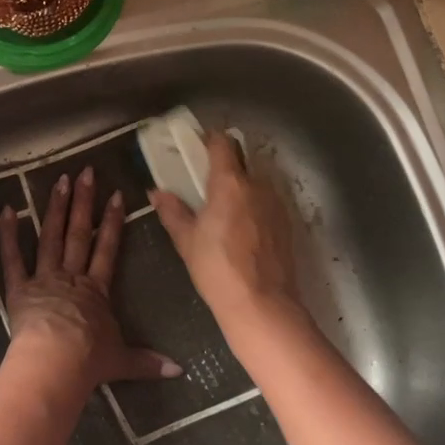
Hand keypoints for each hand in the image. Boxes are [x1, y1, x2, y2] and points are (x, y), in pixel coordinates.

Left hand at [0, 167, 182, 387]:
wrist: (55, 364)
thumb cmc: (89, 362)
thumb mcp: (123, 361)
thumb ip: (148, 362)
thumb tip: (180, 371)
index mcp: (97, 290)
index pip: (107, 249)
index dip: (113, 222)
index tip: (117, 195)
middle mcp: (71, 276)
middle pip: (79, 234)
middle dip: (84, 202)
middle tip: (86, 172)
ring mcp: (44, 279)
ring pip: (50, 237)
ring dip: (55, 209)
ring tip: (59, 181)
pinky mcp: (18, 289)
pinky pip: (11, 259)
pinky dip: (8, 234)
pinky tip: (7, 209)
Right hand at [150, 132, 312, 343]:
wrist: (261, 304)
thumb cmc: (217, 268)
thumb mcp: (186, 241)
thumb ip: (172, 211)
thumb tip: (156, 192)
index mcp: (229, 183)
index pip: (222, 143)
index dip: (209, 141)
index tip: (197, 148)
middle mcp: (257, 185)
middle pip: (240, 163)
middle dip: (224, 169)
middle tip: (204, 186)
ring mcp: (276, 204)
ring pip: (255, 184)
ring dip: (240, 190)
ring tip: (223, 213)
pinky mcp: (287, 223)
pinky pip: (266, 204)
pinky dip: (254, 208)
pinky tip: (242, 232)